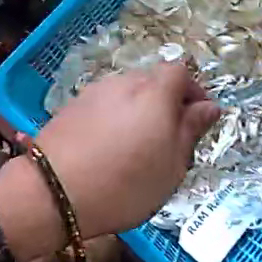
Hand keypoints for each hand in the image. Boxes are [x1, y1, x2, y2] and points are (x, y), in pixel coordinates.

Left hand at [30, 64, 219, 238]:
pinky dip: (114, 118)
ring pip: (127, 92)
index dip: (194, 91)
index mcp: (154, 92)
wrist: (52, 191)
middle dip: (167, 102)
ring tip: (139, 146)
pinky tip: (110, 147)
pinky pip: (105, 104)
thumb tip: (208, 107)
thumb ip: (191, 131)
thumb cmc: (124, 184)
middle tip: (171, 138)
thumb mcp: (172, 166)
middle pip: (153, 79)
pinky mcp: (72, 105)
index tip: (199, 119)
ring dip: (139, 110)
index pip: (180, 71)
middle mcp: (123, 82)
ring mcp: (94, 91)